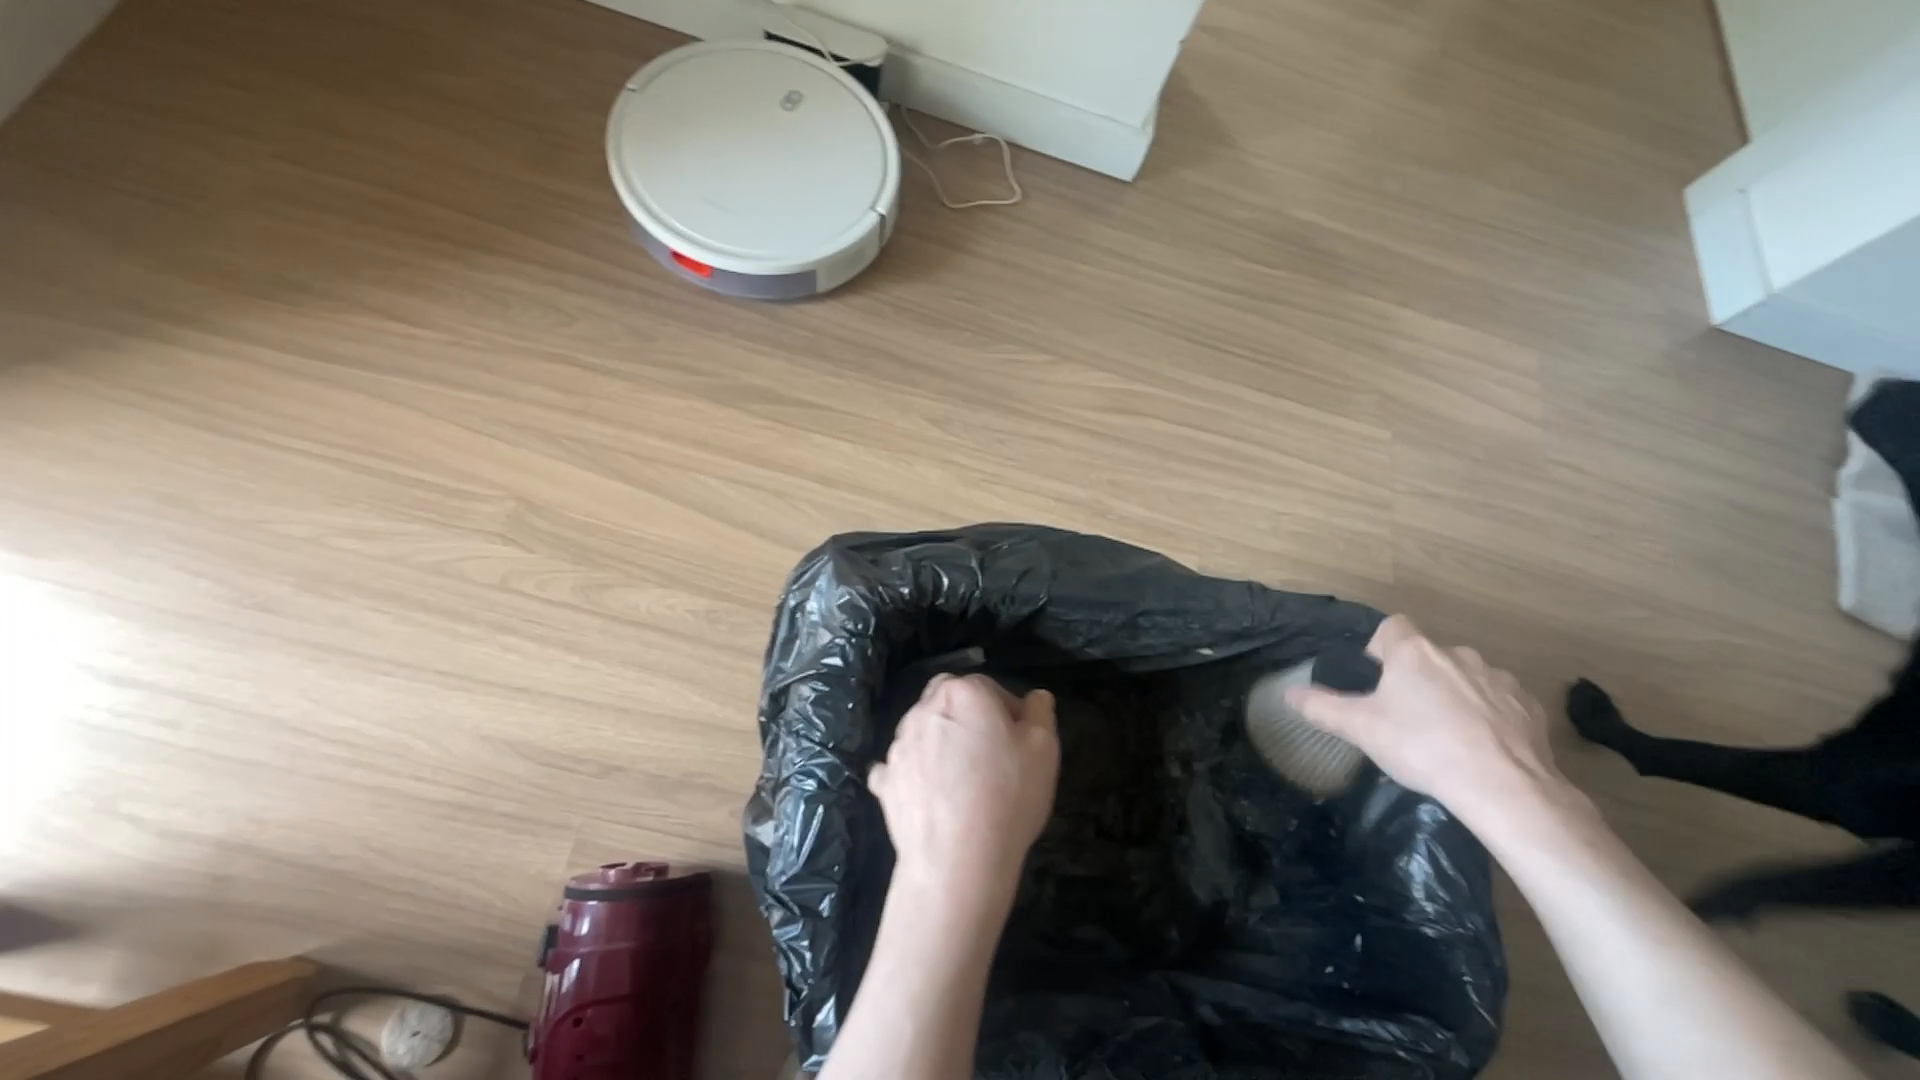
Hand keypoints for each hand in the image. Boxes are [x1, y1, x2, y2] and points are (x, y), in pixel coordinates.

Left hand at [869, 674, 1058, 907]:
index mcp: (963, 693)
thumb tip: (1035, 697)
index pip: (989, 687)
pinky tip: (929, 793)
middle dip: (968, 717)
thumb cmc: (1008, 795)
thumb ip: (1040, 713)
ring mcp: (899, 745)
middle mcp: (924, 709)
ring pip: (924, 730)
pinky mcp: (884, 779)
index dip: (1008, 712)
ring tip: (963, 780)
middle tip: (991, 753)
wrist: (957, 859)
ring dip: (941, 743)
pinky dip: (914, 772)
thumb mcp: (1044, 750)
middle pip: (949, 700)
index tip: (1020, 741)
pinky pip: (901, 766)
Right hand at [1286, 615, 1559, 818]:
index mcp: (1414, 653)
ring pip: (1466, 678)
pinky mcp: (1528, 707)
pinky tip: (1481, 748)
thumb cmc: (1422, 748)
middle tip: (1405, 716)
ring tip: (1445, 736)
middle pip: (1429, 655)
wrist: (1504, 787)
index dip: (1380, 647)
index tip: (1375, 679)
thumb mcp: (1360, 729)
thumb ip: (1322, 707)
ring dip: (1454, 695)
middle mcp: (1458, 655)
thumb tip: (1289, 693)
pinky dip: (1488, 717)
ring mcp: (1498, 679)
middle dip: (1417, 677)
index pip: (1393, 627)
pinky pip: (1500, 702)